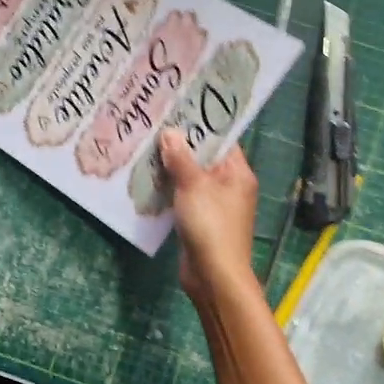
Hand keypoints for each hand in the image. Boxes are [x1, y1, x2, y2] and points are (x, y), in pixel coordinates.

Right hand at [159, 132, 257, 296]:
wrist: (213, 274)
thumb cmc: (210, 224)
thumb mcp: (193, 185)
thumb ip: (181, 158)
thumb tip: (170, 132)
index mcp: (238, 173)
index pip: (222, 140)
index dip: (201, 124)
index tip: (177, 109)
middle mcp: (230, 186)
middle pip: (205, 157)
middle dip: (180, 145)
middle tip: (154, 125)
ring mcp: (215, 204)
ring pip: (191, 177)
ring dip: (171, 166)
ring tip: (146, 147)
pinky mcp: (200, 218)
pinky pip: (183, 194)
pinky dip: (169, 187)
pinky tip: (148, 178)